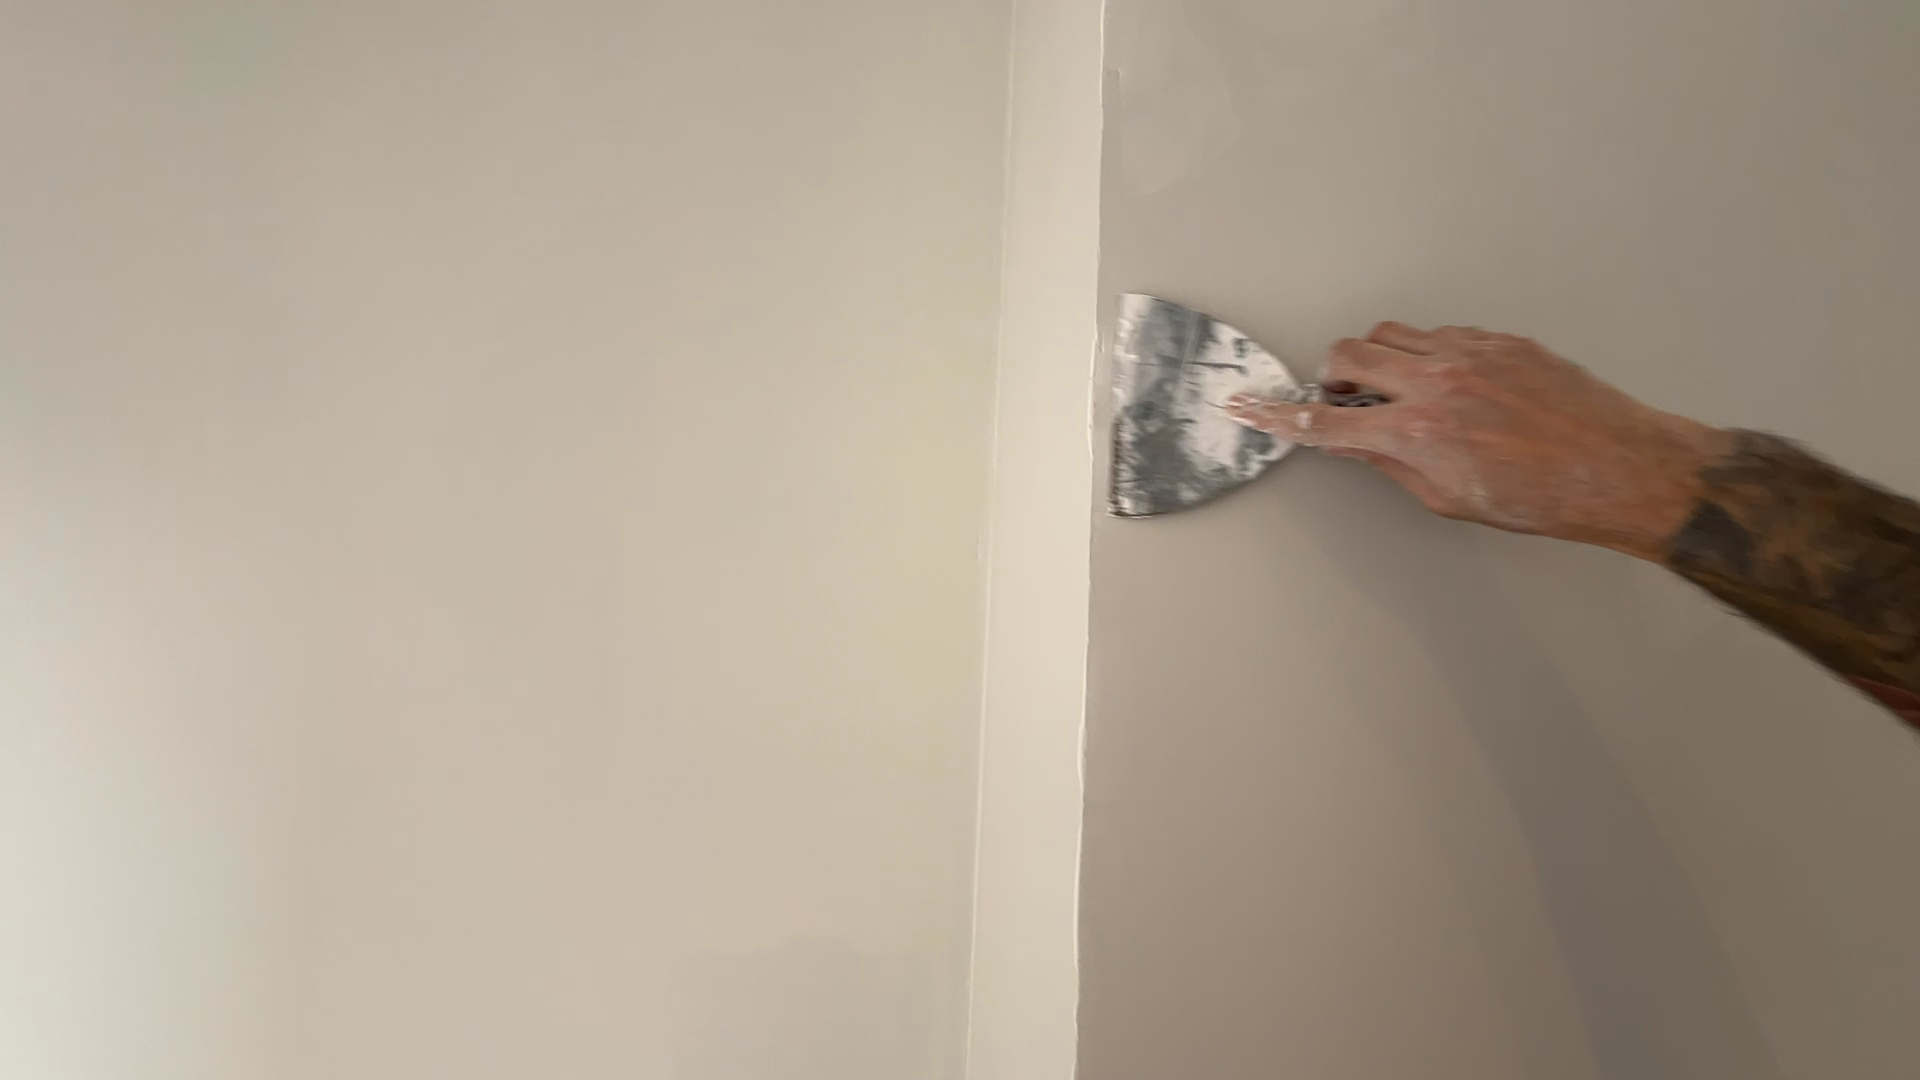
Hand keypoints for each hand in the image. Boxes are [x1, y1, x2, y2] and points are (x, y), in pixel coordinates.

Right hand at [1225, 322, 1729, 559]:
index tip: (1246, 405)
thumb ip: (1388, 461)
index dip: (1276, 414)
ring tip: (1398, 388)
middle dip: (1333, 375)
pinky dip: (1425, 355)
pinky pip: (1439, 334)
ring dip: (1376, 358)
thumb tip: (1352, 441)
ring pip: (1389, 332)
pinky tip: (1448, 383)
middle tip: (1348, 398)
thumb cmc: (1538, 497)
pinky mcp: (1502, 340)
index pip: (1322, 421)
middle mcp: (1436, 384)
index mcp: (1416, 433)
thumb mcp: (1446, 497)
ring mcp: (1471, 354)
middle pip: (1347, 353)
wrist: (1626, 469)